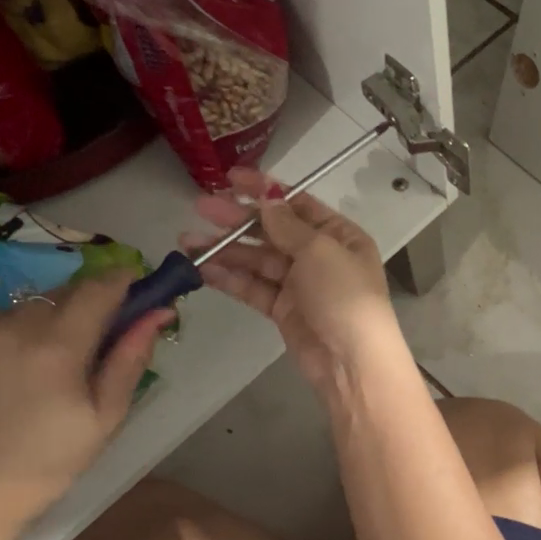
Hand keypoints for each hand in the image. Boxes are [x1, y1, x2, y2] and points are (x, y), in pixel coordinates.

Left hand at [0, 271, 167, 536]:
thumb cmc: (45, 467)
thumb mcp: (104, 418)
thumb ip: (130, 359)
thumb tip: (158, 312)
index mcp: (56, 346)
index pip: (98, 287)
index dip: (123, 281)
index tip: (138, 289)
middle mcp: (9, 327)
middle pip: (62, 296)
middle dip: (86, 308)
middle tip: (96, 344)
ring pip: (25, 312)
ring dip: (46, 326)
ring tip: (47, 370)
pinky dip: (9, 343)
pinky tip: (8, 381)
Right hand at [182, 167, 402, 394]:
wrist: (352, 360)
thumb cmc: (343, 295)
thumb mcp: (319, 250)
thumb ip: (288, 225)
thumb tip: (268, 197)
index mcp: (340, 235)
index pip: (298, 204)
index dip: (265, 191)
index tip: (230, 179)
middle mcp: (321, 256)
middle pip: (274, 231)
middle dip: (238, 219)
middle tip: (201, 207)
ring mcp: (301, 284)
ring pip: (258, 260)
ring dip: (226, 249)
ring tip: (188, 240)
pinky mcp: (284, 310)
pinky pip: (254, 287)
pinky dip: (230, 278)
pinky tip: (203, 268)